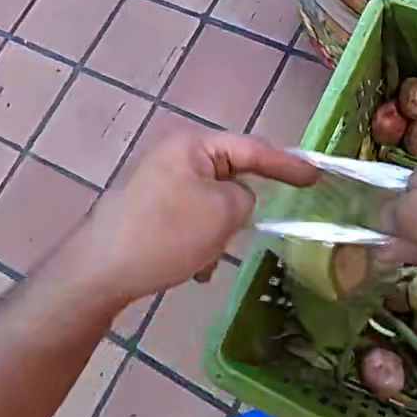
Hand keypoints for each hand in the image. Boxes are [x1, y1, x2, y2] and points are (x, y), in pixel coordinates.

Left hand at [58, 130, 318, 303]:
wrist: (100, 272)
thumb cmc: (165, 235)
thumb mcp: (223, 212)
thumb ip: (246, 197)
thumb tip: (236, 200)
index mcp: (193, 145)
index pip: (252, 148)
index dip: (287, 163)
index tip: (316, 175)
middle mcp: (176, 155)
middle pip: (231, 176)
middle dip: (240, 210)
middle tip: (249, 229)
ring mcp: (161, 182)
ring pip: (212, 204)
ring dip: (218, 233)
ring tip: (206, 260)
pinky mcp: (151, 208)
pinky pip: (192, 219)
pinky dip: (200, 242)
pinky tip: (192, 268)